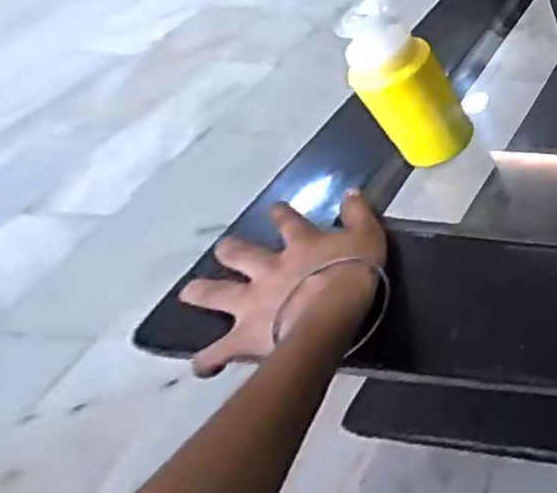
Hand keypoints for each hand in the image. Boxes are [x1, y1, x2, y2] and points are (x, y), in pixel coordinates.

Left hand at [179, 188, 385, 375]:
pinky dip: (208, 359)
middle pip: (240, 254)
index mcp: (299, 244)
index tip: (274, 208)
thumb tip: (351, 191)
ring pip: (216, 294)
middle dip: (230, 250)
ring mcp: (251, 301)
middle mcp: (268, 268)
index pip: (288, 223)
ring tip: (189, 292)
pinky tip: (203, 365)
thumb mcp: (367, 234)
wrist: (332, 310)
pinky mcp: (243, 335)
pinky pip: (218, 352)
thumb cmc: (354, 269)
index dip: (281, 214)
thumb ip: (357, 212)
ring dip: (201, 293)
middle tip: (223, 248)